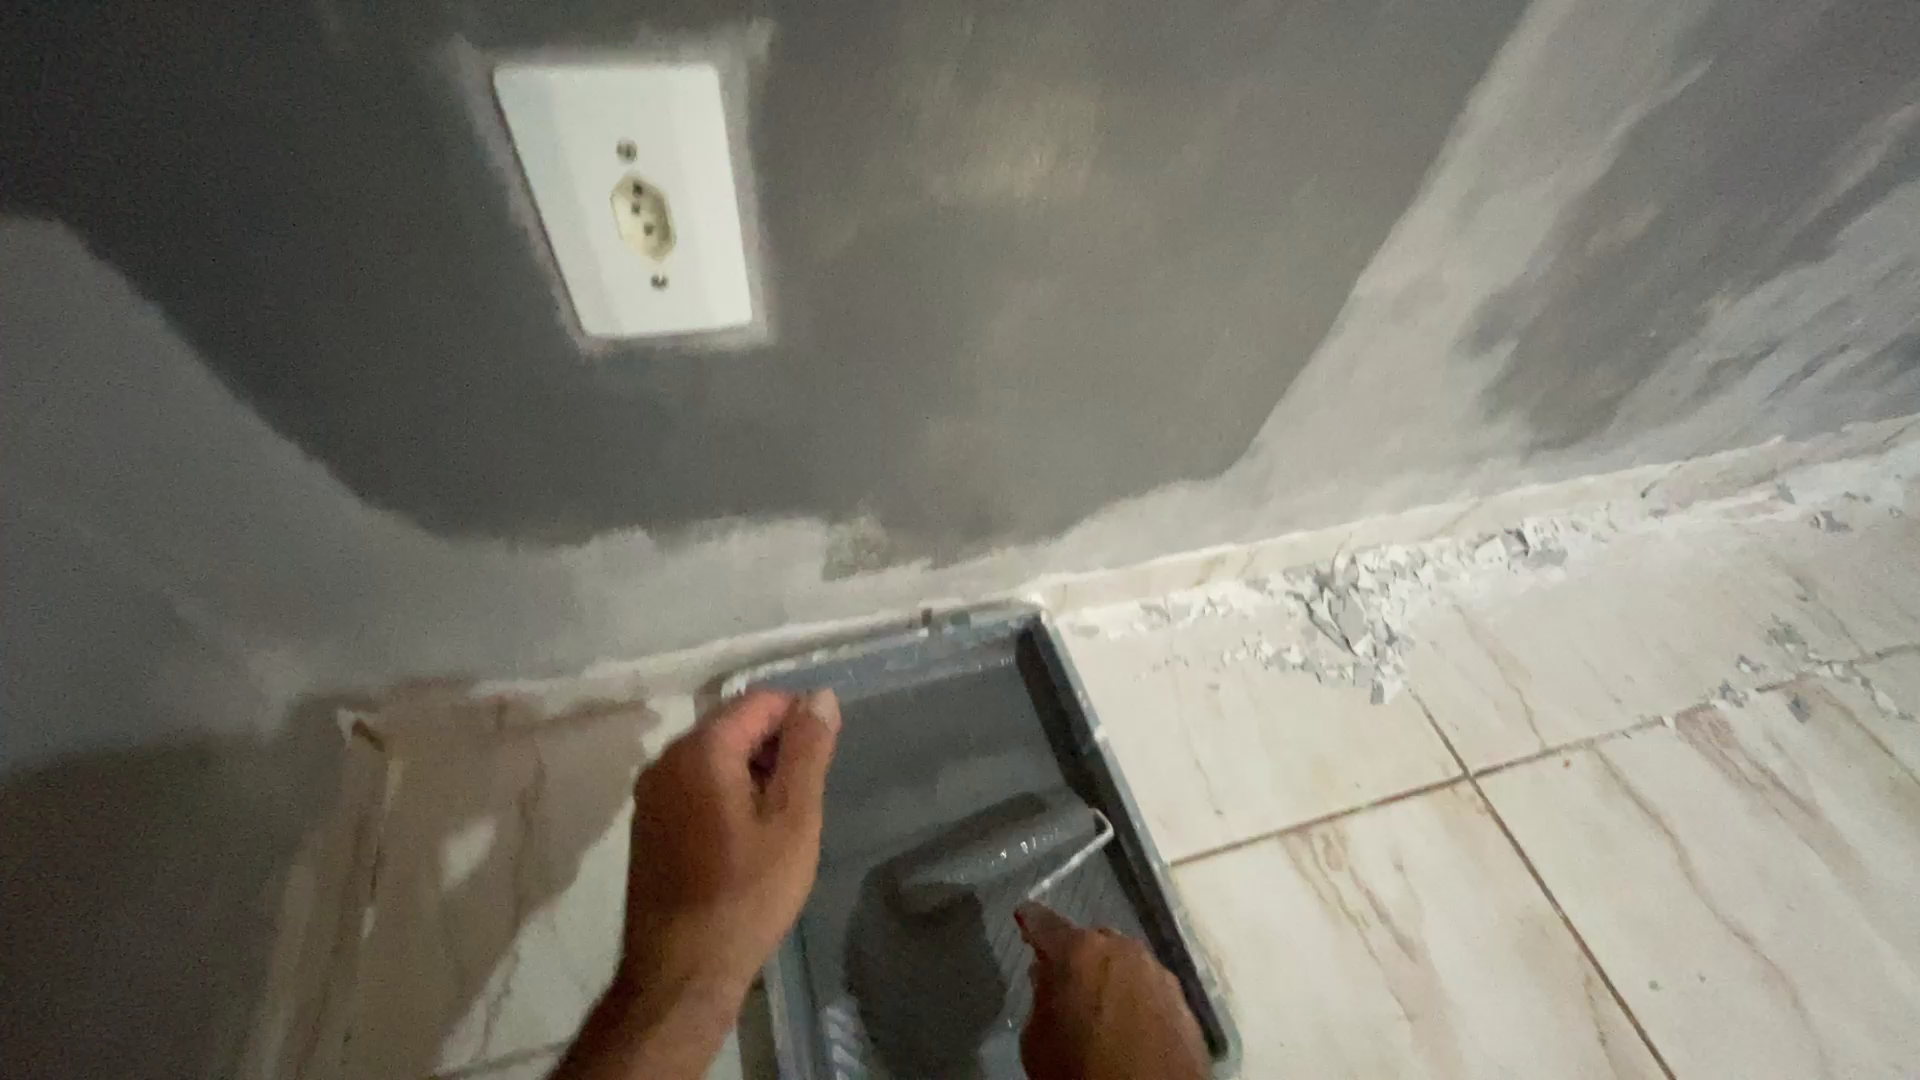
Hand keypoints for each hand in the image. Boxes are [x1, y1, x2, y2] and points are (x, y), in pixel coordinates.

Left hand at [620, 689, 841, 1002]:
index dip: (799, 719)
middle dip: (776, 745)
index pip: (760, 701)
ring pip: (716, 753)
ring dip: (754, 768)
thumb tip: (820, 696)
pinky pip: (696, 781)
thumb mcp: (794, 818)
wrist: (680, 975)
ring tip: (779, 818)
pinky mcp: (649, 821)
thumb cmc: (747, 894)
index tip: (822, 760)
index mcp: (702, 750)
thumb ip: (808, 749)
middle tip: (803, 795)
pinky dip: (728, 789)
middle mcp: (667, 759)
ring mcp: (652, 792)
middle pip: (735, 723)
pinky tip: (746, 833)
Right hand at [1016, 902, 1210, 1079]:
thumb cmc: (1082, 1073)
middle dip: (1077, 957)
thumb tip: (1048, 977)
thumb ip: (1039, 998)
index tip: (1024, 919)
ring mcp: (1156, 972)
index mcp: (1078, 952)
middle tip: (1066, 983)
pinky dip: (1136, 997)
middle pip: (1090, 941)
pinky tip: (1131, 1024)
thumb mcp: (1037, 1043)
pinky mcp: (1182, 1001)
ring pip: (1123, 961)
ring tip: (1102, 1007)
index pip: (1044, 922)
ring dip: (1110, 975)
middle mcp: (1120, 949)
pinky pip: (1149, 987)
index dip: (1030, 920)